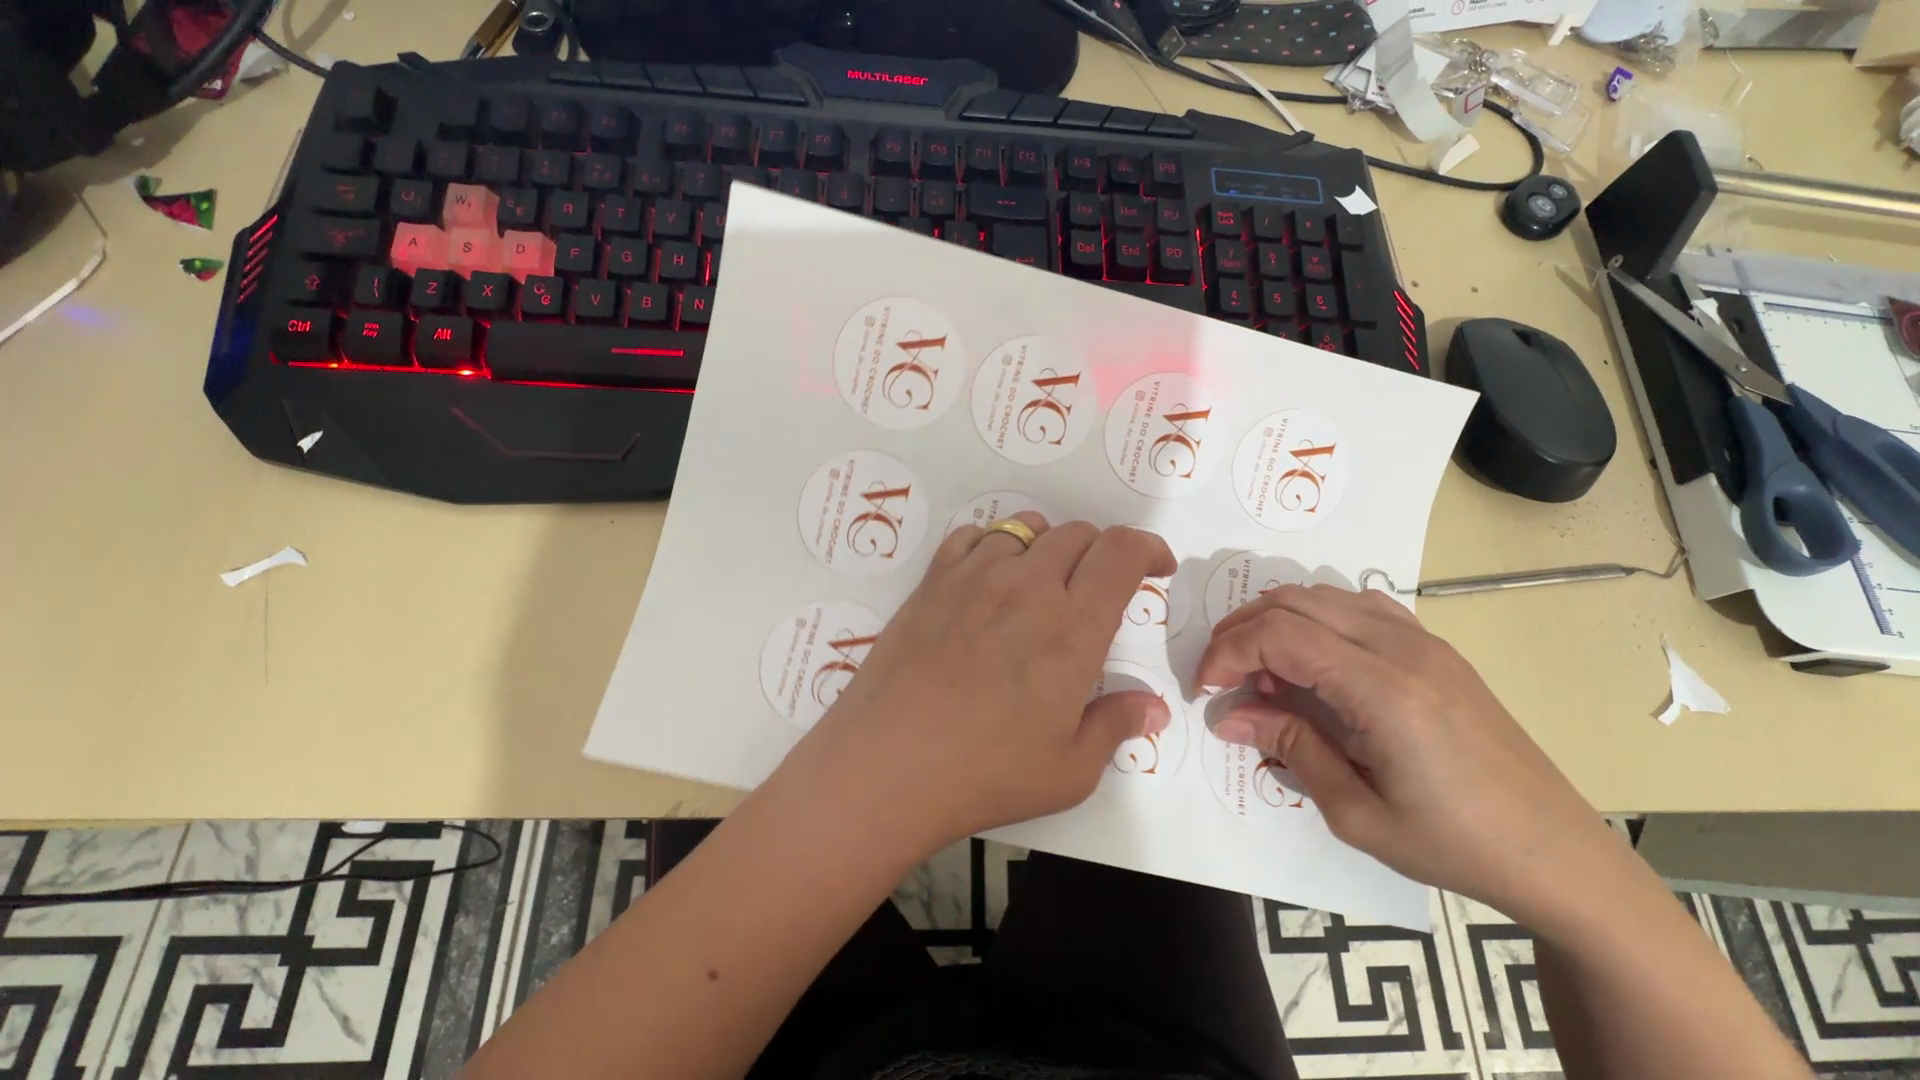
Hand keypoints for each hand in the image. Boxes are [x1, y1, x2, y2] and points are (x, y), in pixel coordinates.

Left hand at [796, 514, 1175, 851]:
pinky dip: (994, 546)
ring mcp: (974, 578)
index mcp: (1073, 628)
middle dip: (1101, 552)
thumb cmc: (985, 773)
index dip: (1147, 549)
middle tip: (1098, 590)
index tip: (1154, 567)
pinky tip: (990, 581)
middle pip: (1077, 534)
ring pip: (1025, 528)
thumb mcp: (1068, 769)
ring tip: (1044, 584)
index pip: (1121, 553)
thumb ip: (1116, 726)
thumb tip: (1154, 708)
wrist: (887, 765)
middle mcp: (1027, 587)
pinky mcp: (932, 583)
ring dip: (1048, 546)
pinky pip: (972, 536)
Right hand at [1196, 585, 1623, 925]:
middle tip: (1220, 676)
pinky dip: (1319, 618)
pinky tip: (1313, 661)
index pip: (1280, 635)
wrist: (1556, 853)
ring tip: (1260, 670)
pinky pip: (1363, 608)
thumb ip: (1292, 748)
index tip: (1204, 689)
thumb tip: (1232, 716)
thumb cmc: (1454, 844)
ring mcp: (1426, 643)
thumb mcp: (1357, 813)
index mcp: (1382, 689)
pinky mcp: (1439, 652)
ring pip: (1328, 595)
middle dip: (1243, 629)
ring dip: (1279, 619)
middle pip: (1297, 601)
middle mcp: (1403, 649)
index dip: (1228, 652)